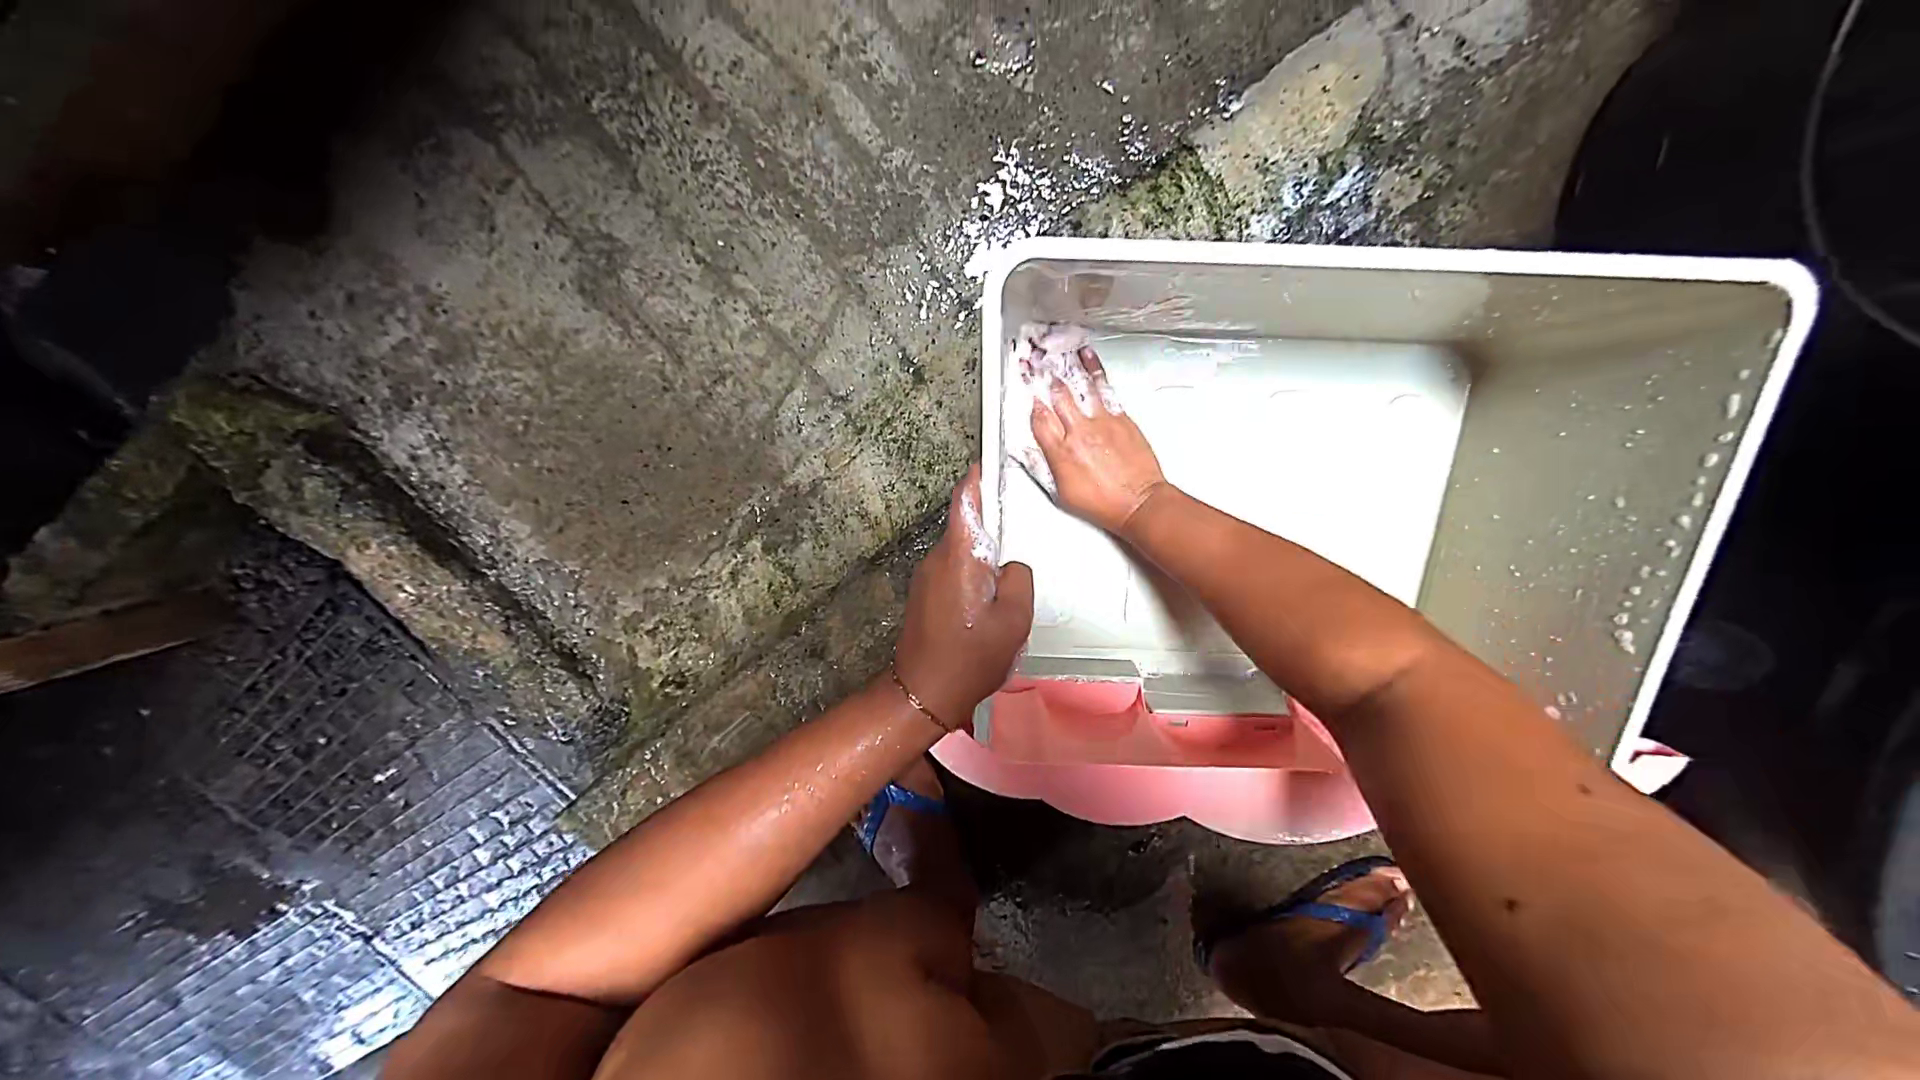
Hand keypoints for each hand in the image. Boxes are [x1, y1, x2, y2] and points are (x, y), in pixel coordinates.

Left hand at [892, 465, 1033, 730]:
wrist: (925, 692)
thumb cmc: (969, 658)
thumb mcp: (1013, 619)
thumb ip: (1019, 579)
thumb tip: (1012, 565)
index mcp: (959, 557)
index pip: (964, 502)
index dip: (977, 479)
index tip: (987, 465)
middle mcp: (936, 560)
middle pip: (965, 526)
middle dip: (990, 525)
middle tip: (1019, 531)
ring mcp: (925, 578)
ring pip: (960, 551)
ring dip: (981, 555)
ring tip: (1006, 576)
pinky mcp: (923, 595)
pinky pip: (952, 570)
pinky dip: (970, 573)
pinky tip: (988, 598)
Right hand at [1029, 345, 1169, 532]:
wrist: (1139, 503)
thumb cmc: (1103, 503)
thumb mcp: (1062, 493)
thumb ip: (1042, 467)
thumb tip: (1026, 453)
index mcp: (1061, 452)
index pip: (1039, 419)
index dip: (1030, 401)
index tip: (1024, 389)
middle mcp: (1080, 433)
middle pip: (1056, 397)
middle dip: (1042, 377)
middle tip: (1033, 362)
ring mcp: (1102, 422)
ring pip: (1080, 387)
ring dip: (1067, 366)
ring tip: (1059, 350)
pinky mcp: (1121, 419)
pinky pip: (1105, 389)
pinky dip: (1095, 371)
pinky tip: (1089, 360)